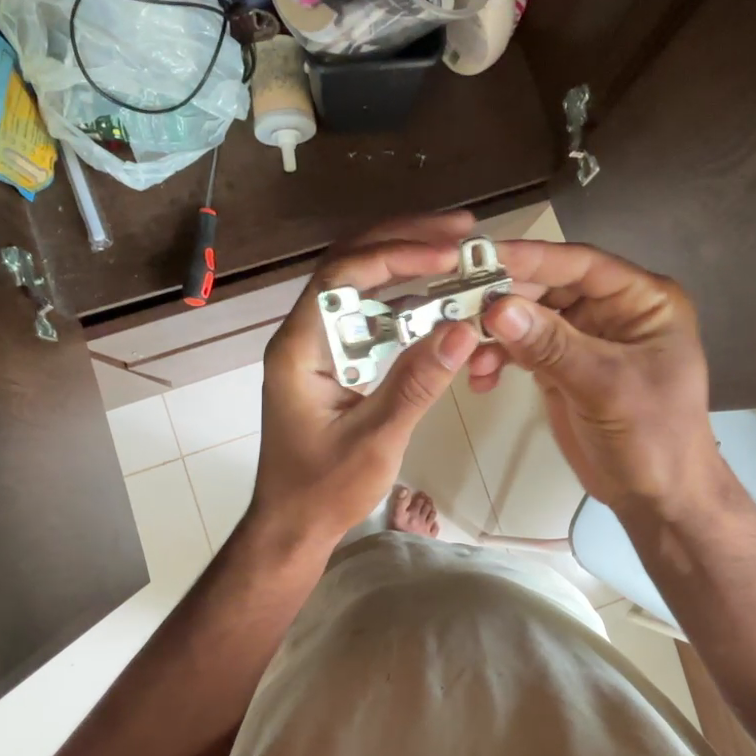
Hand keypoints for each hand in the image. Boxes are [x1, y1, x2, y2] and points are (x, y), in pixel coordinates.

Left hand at [247, 213, 481, 546]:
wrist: (292, 525)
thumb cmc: (323, 490)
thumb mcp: (375, 441)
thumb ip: (416, 384)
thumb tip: (462, 329)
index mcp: (299, 347)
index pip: (342, 276)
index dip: (396, 255)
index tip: (448, 254)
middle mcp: (304, 335)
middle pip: (350, 266)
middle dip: (404, 242)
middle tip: (462, 231)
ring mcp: (318, 346)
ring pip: (360, 286)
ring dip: (406, 265)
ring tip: (457, 251)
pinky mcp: (335, 362)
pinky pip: (369, 317)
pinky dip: (404, 301)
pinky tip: (439, 298)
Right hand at [472, 242, 721, 521]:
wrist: (658, 499)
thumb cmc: (652, 438)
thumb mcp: (605, 386)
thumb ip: (551, 345)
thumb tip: (497, 309)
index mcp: (642, 300)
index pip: (581, 265)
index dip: (532, 259)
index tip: (482, 258)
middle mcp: (613, 311)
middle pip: (549, 288)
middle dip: (505, 300)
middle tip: (460, 310)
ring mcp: (585, 338)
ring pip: (530, 318)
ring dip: (496, 334)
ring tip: (469, 356)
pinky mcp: (562, 366)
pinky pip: (523, 349)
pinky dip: (499, 359)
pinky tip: (482, 378)